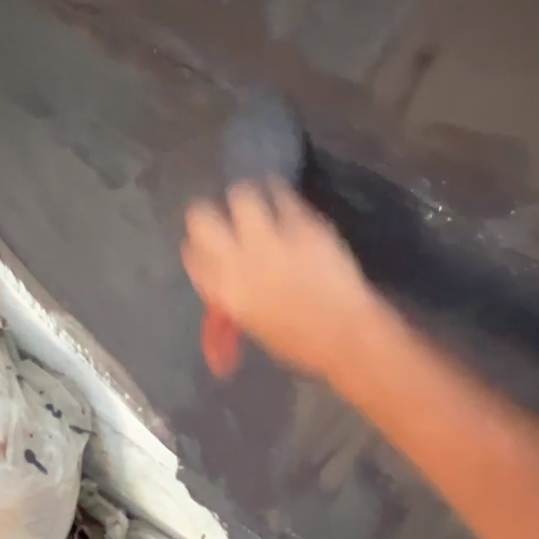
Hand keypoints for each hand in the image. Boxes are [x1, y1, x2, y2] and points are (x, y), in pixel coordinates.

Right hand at [182, 181, 381, 381]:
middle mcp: (239, 259)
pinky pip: (283, 197)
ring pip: (242, 197)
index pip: (194, 256)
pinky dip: (280, 196)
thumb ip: (236, 296)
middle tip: (221, 215)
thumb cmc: (299, 342)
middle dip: (207, 213)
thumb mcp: (254, 324)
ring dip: (245, 198)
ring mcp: (271, 238)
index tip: (204, 247)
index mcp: (224, 290)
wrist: (344, 333)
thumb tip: (231, 279)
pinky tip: (283, 199)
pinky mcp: (301, 224)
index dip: (197, 248)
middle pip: (203, 219)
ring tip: (255, 200)